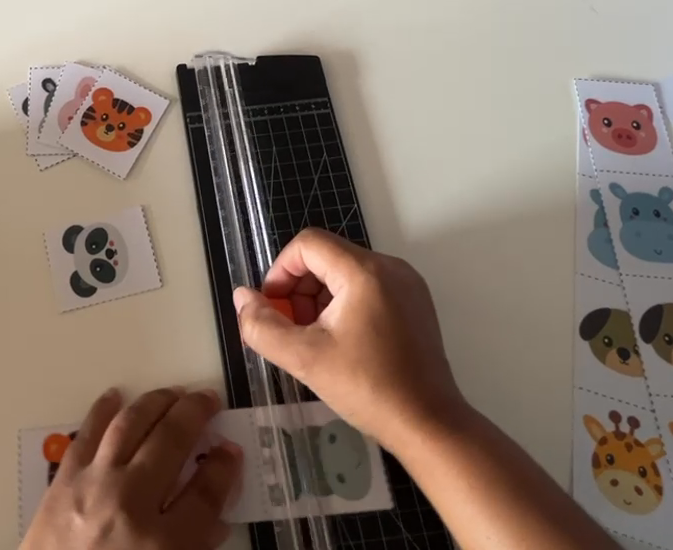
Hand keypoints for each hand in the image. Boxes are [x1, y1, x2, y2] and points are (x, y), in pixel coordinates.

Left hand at [21, 386, 242, 549]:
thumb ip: (193, 547)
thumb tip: (215, 515)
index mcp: (162, 545)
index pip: (206, 493)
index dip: (224, 468)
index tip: (231, 451)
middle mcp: (130, 503)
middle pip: (171, 440)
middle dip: (195, 413)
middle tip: (208, 399)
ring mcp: (93, 485)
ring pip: (131, 424)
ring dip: (156, 402)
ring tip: (173, 393)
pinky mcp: (63, 480)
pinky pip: (87, 433)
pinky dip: (103, 409)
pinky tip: (117, 396)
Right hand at [232, 228, 465, 441]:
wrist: (430, 427)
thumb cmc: (368, 389)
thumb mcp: (304, 358)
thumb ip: (262, 325)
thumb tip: (242, 298)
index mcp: (365, 271)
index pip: (307, 245)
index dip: (280, 272)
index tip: (273, 308)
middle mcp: (389, 267)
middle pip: (325, 257)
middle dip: (298, 289)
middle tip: (290, 329)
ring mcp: (406, 284)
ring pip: (344, 272)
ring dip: (317, 298)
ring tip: (312, 339)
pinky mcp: (414, 302)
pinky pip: (366, 286)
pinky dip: (342, 304)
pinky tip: (338, 341)